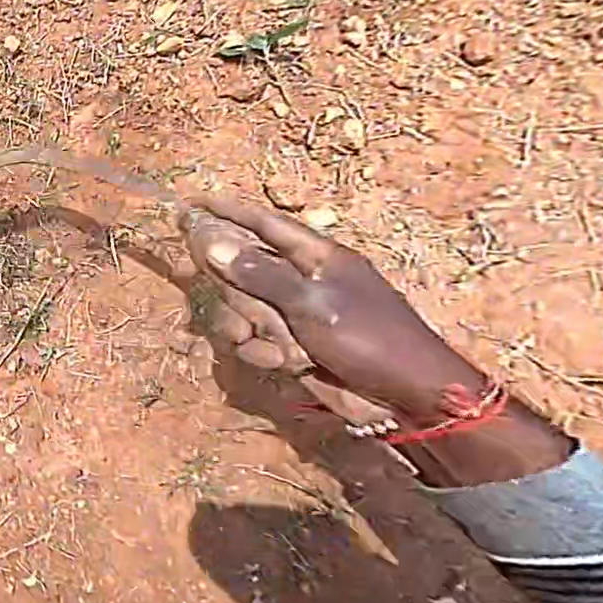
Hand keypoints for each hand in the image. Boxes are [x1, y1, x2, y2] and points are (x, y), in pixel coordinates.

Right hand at [180, 196, 481, 418]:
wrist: (409, 399)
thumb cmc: (370, 340)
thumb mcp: (313, 304)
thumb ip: (259, 275)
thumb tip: (211, 244)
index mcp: (316, 257)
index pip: (264, 223)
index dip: (227, 211)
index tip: (193, 202)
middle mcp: (300, 280)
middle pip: (241, 270)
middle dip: (233, 292)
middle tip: (237, 306)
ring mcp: (294, 313)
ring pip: (240, 308)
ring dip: (246, 328)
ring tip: (266, 342)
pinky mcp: (289, 342)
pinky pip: (252, 339)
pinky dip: (262, 351)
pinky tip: (284, 362)